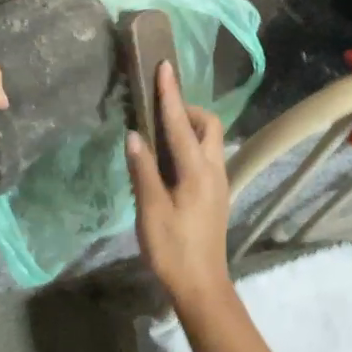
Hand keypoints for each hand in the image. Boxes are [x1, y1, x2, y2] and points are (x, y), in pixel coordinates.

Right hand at [127, 61, 231, 307]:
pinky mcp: (215, 194)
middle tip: (159, 110)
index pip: (181, 123)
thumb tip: (134, 134)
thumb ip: (143, 169)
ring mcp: (218, 182)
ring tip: (160, 130)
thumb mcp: (150, 210)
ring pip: (210, 139)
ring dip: (190, 125)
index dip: (170, 93)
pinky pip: (205, 155)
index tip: (164, 66)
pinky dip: (190, 143)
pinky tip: (168, 158)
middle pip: (208, 124)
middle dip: (187, 108)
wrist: (201, 286)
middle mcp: (213, 170)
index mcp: (197, 171)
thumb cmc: (172, 249)